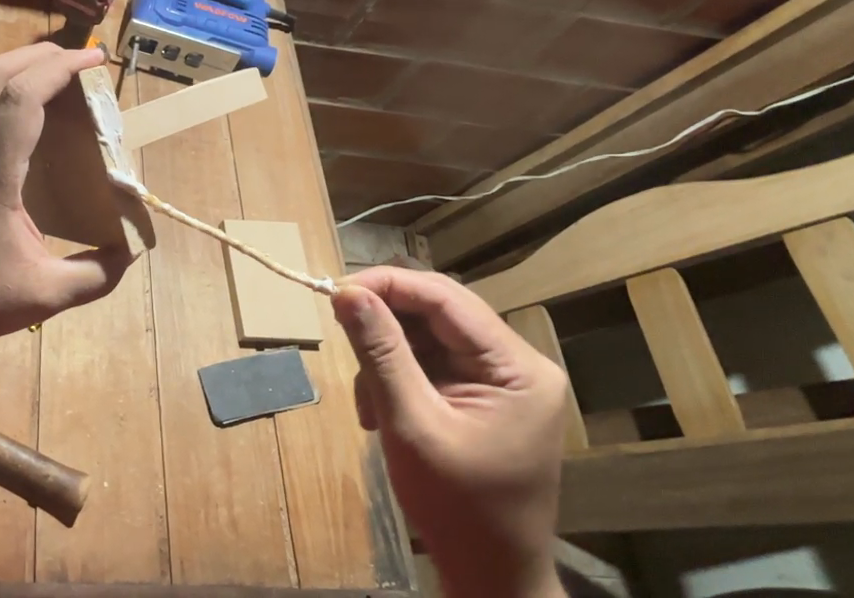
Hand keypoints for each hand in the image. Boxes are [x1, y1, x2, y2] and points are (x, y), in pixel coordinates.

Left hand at [0, 43, 131, 365]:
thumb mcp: (42, 297)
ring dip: (16, 67)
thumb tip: (130, 251)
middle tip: (79, 58)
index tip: (94, 59)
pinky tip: (18, 111)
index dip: (61, 68)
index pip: (22, 98)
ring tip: (53, 74)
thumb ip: (95, 275)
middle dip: (41, 54)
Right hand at [332, 268, 567, 597]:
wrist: (490, 577)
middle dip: (385, 325)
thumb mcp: (411, 425)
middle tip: (341, 334)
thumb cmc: (457, 508)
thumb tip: (346, 292)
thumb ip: (381, 353)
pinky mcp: (484, 396)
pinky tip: (380, 412)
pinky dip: (397, 378)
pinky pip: (431, 363)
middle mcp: (518, 363)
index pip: (446, 299)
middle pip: (438, 313)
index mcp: (518, 367)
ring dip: (386, 358)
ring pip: (428, 336)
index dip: (388, 285)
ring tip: (367, 404)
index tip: (336, 289)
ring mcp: (503, 380)